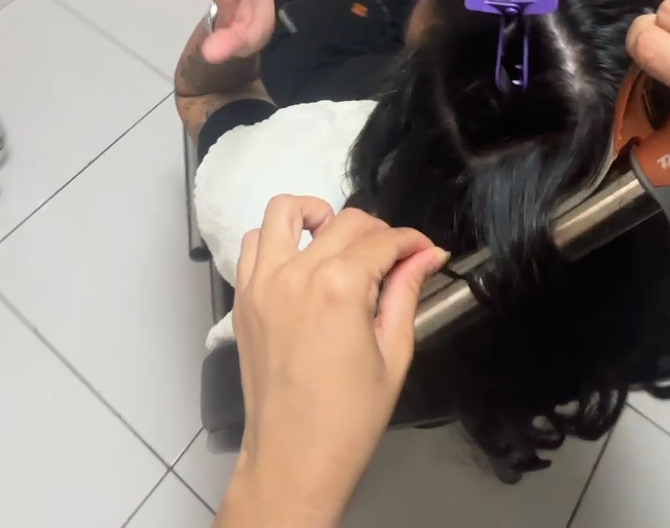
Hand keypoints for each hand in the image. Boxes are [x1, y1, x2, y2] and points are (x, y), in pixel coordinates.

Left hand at [221, 198, 446, 527]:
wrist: (293, 459)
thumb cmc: (349, 418)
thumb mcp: (393, 353)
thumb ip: (407, 291)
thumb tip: (427, 255)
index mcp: (339, 287)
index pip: (383, 240)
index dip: (412, 240)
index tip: (425, 249)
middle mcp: (296, 273)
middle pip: (344, 220)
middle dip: (378, 230)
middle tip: (392, 256)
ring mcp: (262, 282)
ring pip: (285, 211)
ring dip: (316, 215)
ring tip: (335, 240)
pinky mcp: (243, 297)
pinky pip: (253, 243)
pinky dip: (277, 239)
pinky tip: (300, 260)